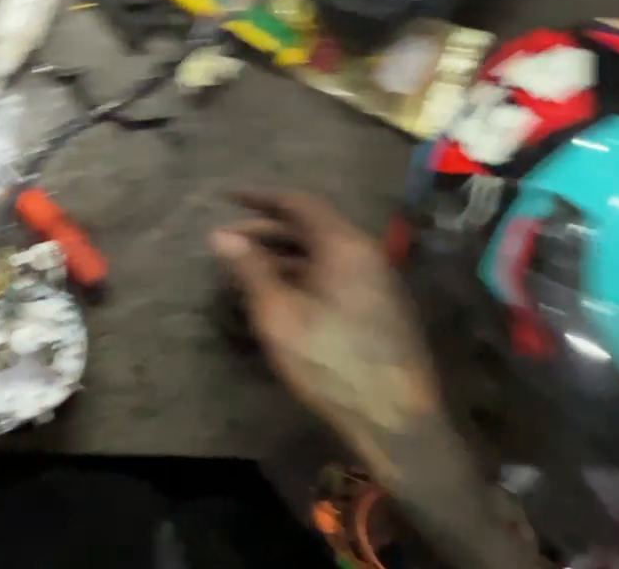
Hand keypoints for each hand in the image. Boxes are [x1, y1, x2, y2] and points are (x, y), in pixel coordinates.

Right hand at [208, 192, 441, 481]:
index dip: (260, 198)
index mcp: (344, 246)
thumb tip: (220, 235)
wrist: (398, 421)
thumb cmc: (331, 361)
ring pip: (322, 252)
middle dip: (266, 230)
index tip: (228, 198)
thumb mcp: (278, 314)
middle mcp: (365, 254)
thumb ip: (249, 269)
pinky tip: (279, 294)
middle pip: (310, 227)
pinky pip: (334, 272)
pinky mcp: (380, 307)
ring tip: (247, 269)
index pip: (298, 203)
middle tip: (229, 242)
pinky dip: (302, 271)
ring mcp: (377, 281)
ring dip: (282, 254)